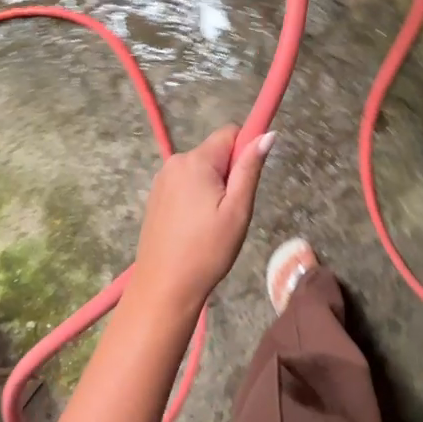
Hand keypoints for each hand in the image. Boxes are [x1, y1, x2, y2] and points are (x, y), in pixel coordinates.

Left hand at [131, 124, 274, 309]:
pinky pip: (185, 184)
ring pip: (201, 170)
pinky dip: (196, 198)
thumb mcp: (237, 210)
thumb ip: (250, 169)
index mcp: (196, 161)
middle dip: (229, 174)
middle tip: (231, 211)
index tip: (247, 180)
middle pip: (215, 153)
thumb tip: (267, 134)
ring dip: (213, 188)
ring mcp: (161, 180)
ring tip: (213, 224)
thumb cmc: (207, 250)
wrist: (163, 288)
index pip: (230, 133)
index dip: (245, 151)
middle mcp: (175, 162)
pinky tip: (196, 228)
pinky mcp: (155, 197)